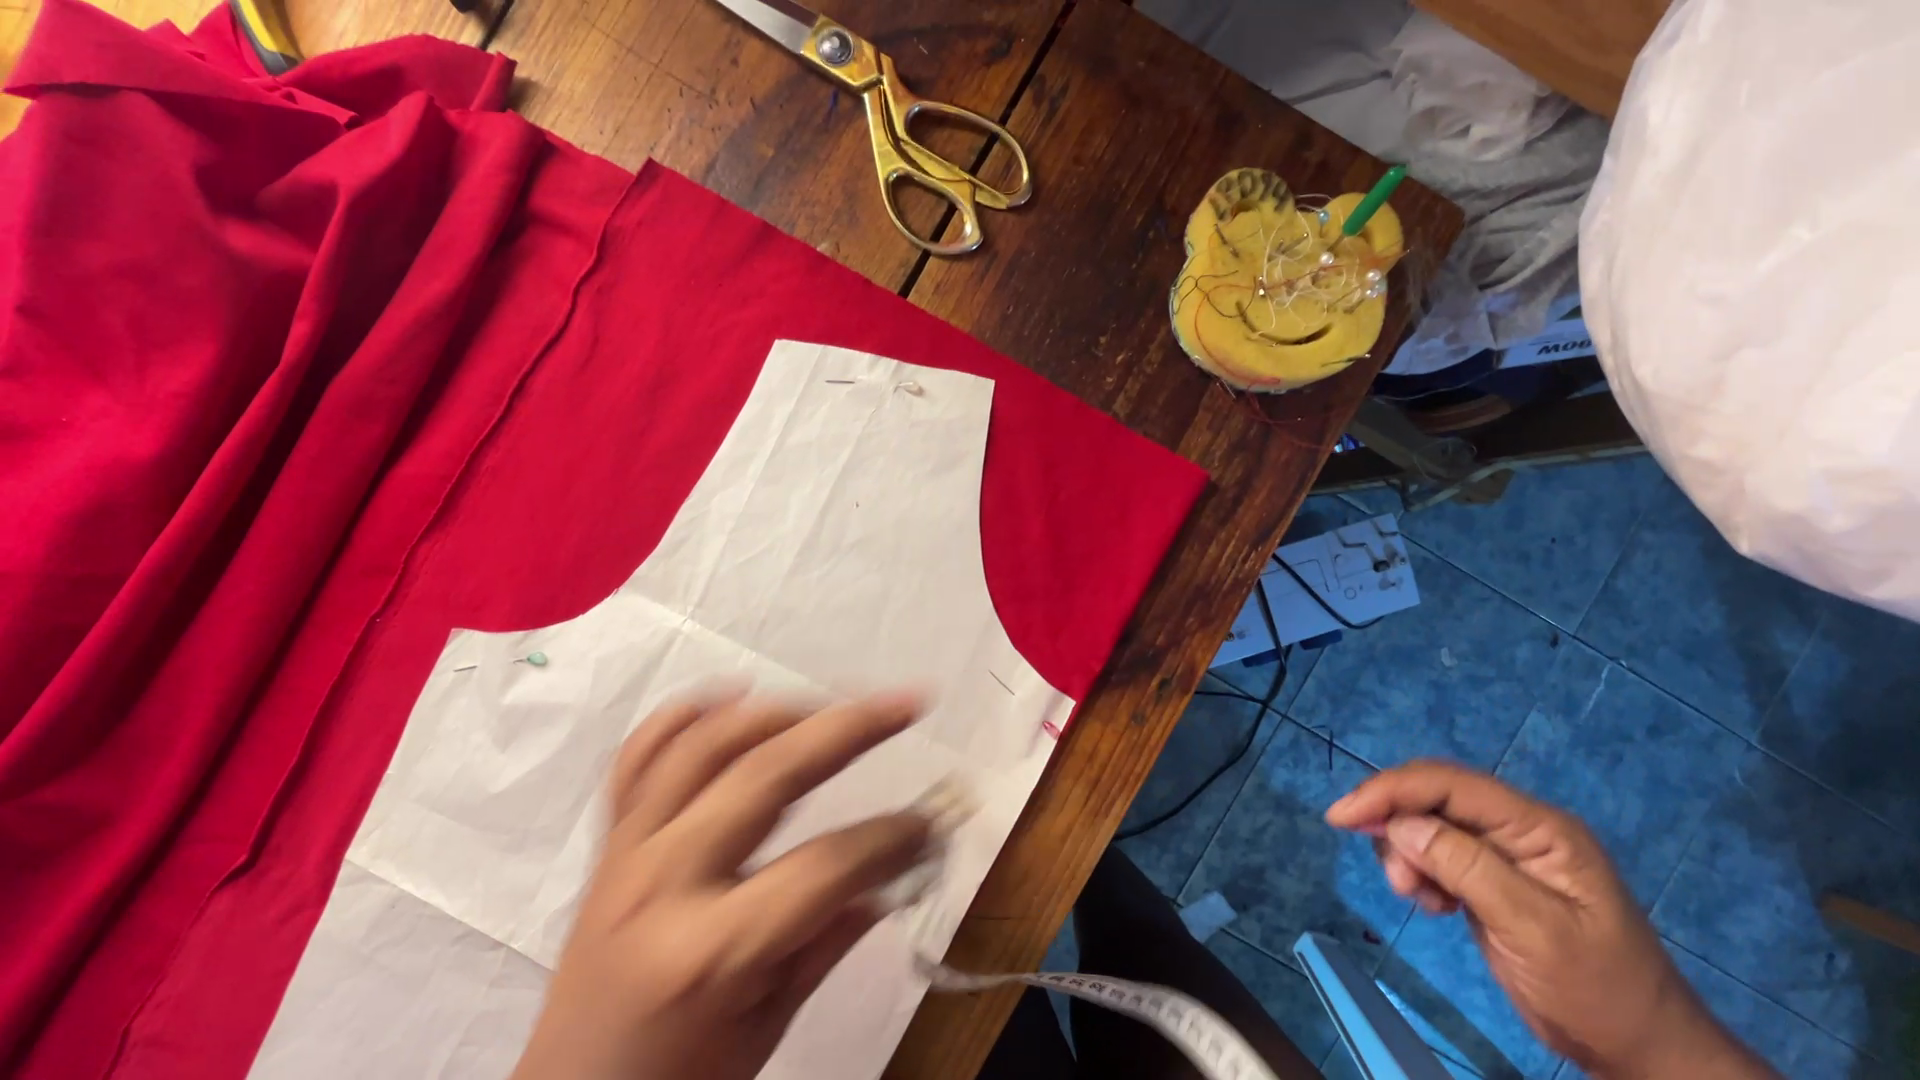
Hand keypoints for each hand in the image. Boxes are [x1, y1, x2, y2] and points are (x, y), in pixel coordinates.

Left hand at [512, 690, 934, 1079]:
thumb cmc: (677, 1078)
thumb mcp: (767, 1025)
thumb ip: (829, 939)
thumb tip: (897, 874)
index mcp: (712, 948)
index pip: (826, 866)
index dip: (892, 837)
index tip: (933, 821)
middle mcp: (665, 879)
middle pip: (768, 775)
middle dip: (849, 728)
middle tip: (906, 703)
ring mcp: (629, 850)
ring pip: (704, 746)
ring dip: (776, 710)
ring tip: (831, 701)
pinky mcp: (609, 841)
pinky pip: (639, 758)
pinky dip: (684, 716)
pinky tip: (731, 695)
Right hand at [1326, 762, 1776, 1079]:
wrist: (1637, 1048)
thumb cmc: (1596, 988)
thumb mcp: (1533, 928)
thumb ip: (1467, 868)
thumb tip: (1399, 824)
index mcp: (1539, 827)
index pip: (1451, 785)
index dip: (1390, 791)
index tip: (1341, 817)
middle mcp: (1519, 830)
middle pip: (1435, 798)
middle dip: (1395, 822)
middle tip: (1388, 873)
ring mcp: (1505, 854)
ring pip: (1429, 826)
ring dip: (1406, 853)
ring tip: (1416, 897)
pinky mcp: (1491, 880)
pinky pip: (1437, 855)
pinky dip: (1419, 872)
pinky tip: (1431, 904)